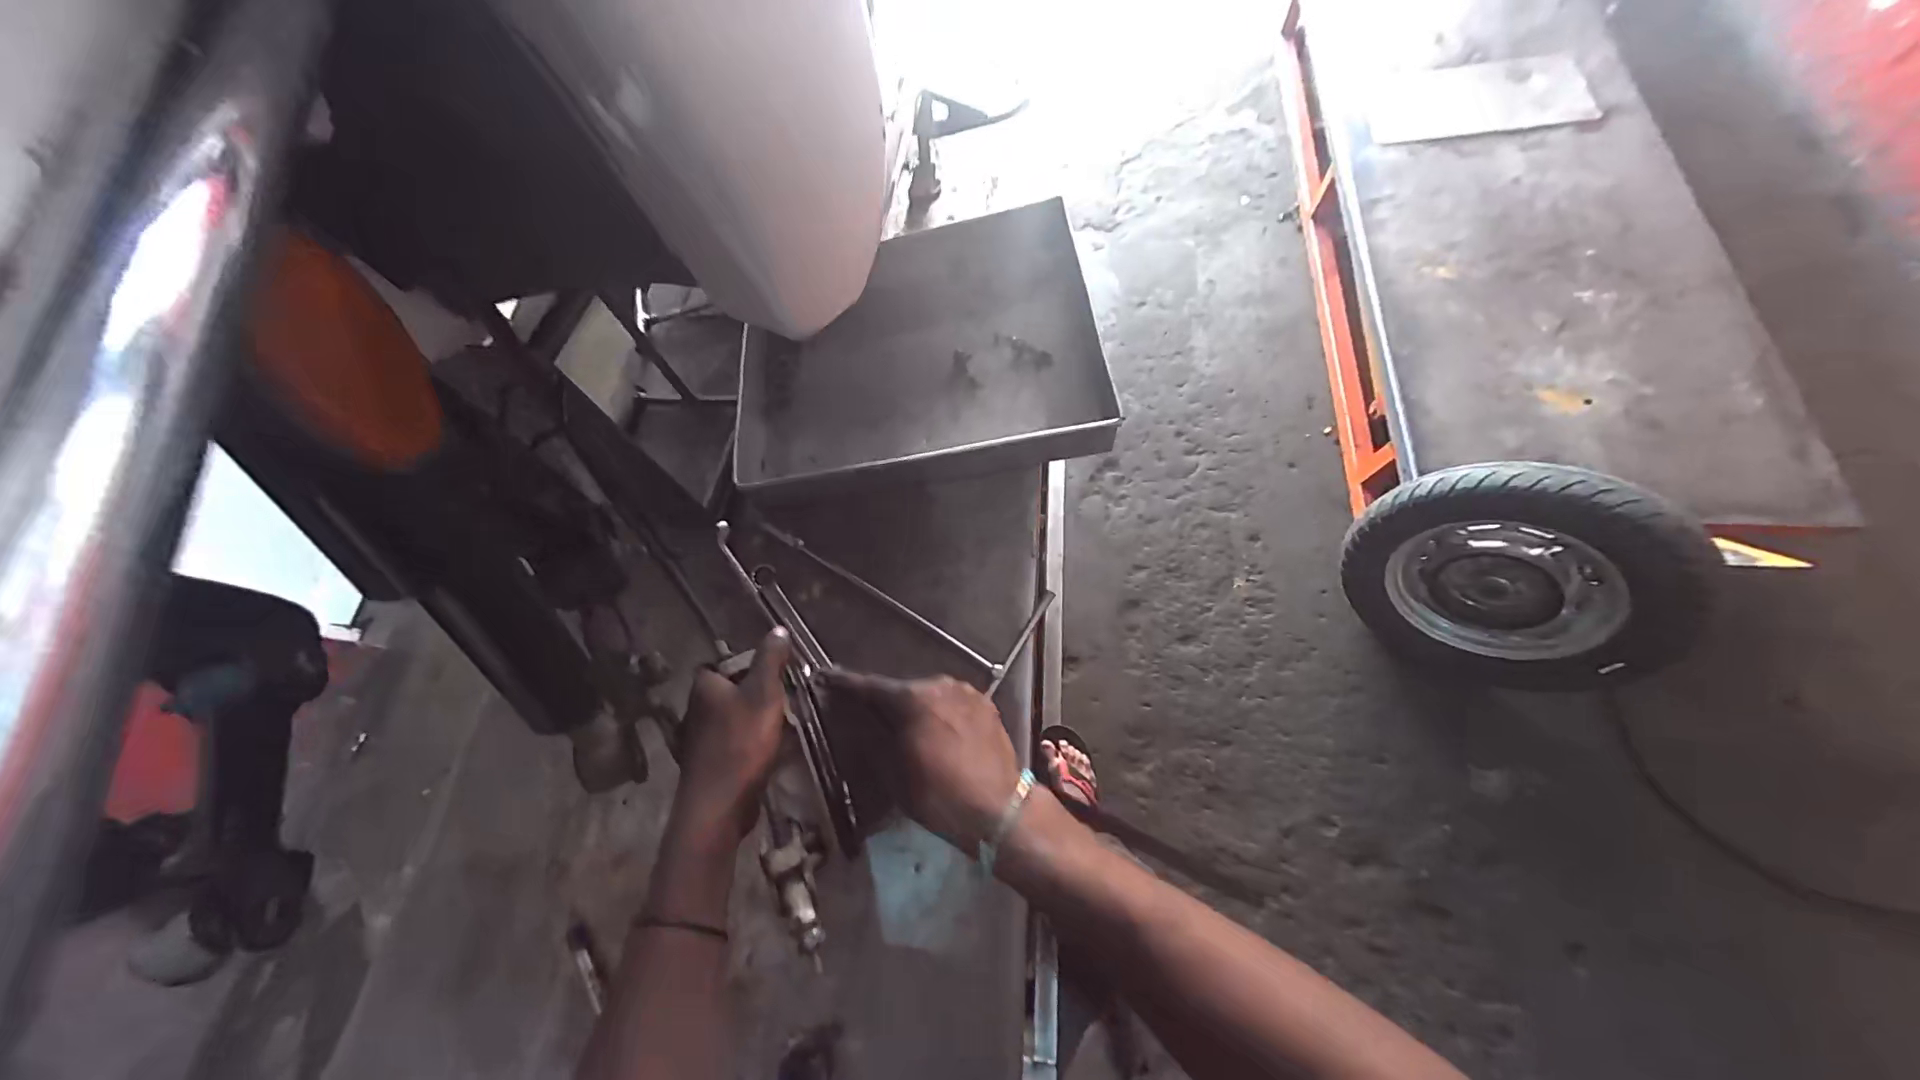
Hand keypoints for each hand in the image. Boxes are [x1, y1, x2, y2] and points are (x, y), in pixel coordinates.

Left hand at [672, 628, 792, 848]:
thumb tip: (778, 629)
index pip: (721, 663)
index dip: (747, 663)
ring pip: (734, 718)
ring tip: (784, 723)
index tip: (773, 670)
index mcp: (705, 687)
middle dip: (756, 692)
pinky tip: (771, 750)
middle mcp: (696, 710)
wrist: (719, 805)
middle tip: (785, 696)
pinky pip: (734, 743)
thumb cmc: (742, 742)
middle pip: (730, 691)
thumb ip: (771, 660)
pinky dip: (751, 742)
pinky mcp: (709, 764)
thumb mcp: (765, 693)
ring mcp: (700, 739)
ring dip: (756, 719)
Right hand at [822, 671, 1019, 851]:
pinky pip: (952, 702)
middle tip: (870, 715)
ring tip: (908, 727)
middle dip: (885, 701)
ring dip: (916, 706)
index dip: (845, 685)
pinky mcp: (986, 703)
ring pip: (930, 694)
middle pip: (902, 689)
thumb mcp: (894, 774)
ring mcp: (967, 691)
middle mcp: (941, 684)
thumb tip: (855, 717)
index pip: (871, 687)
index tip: (826, 679)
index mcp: (914, 698)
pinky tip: (938, 731)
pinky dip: (940, 712)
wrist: (999, 808)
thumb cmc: (940, 795)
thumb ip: (872, 737)